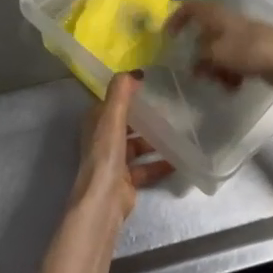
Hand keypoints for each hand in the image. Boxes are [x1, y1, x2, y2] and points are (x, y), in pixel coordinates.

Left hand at [73, 73, 173, 217]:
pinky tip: (177, 159)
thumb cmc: (106, 155)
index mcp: (95, 122)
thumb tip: (136, 71)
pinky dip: (159, 163)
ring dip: (153, 140)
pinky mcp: (126, 180)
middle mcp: (102, 139)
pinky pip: (146, 166)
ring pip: (137, 145)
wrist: (104, 200)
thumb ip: (121, 92)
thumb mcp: (112, 117)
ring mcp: (114, 161)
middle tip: (169, 108)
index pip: (112, 102)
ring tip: (176, 132)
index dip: (127, 93)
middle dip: (144, 117)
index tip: (149, 85)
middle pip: (126, 123)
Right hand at [167, 2, 272, 89]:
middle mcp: (227, 23)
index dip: (176, 19)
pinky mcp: (252, 53)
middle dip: (199, 56)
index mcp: (216, 16)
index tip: (167, 37)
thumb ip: (199, 57)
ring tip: (220, 83)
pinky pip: (233, 63)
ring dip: (215, 69)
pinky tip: (234, 87)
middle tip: (196, 73)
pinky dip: (230, 74)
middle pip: (204, 36)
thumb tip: (193, 63)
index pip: (190, 9)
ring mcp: (241, 38)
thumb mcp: (217, 53)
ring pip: (218, 53)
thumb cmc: (250, 50)